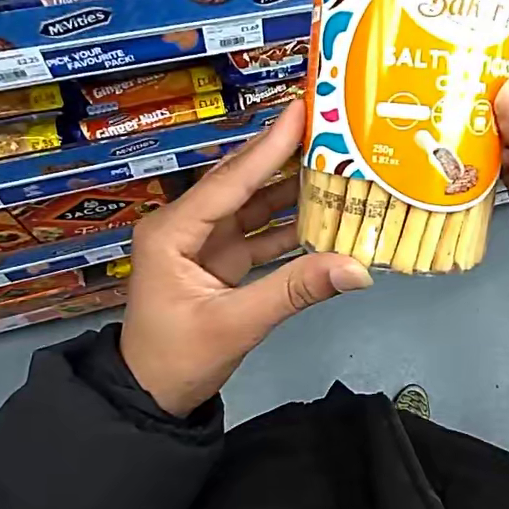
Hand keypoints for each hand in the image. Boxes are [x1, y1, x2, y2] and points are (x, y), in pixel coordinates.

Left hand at [121, 101, 373, 415]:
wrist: (151, 397)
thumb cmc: (177, 359)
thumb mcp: (236, 324)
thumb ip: (294, 291)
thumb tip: (357, 269)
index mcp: (172, 231)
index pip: (228, 181)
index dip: (267, 146)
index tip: (300, 111)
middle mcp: (186, 226)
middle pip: (241, 183)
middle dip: (281, 155)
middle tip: (324, 125)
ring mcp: (205, 242)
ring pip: (253, 205)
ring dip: (291, 188)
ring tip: (333, 161)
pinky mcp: (221, 259)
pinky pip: (260, 233)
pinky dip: (289, 225)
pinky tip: (323, 212)